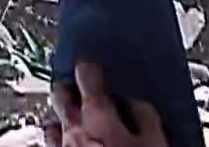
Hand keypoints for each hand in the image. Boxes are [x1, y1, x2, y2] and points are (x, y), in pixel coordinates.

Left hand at [46, 62, 166, 146]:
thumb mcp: (155, 145)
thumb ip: (143, 116)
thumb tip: (134, 100)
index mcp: (97, 115)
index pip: (86, 73)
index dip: (90, 69)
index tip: (95, 69)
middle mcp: (72, 129)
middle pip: (60, 93)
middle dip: (68, 89)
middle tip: (80, 92)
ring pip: (53, 124)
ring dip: (62, 121)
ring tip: (76, 125)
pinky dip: (59, 143)